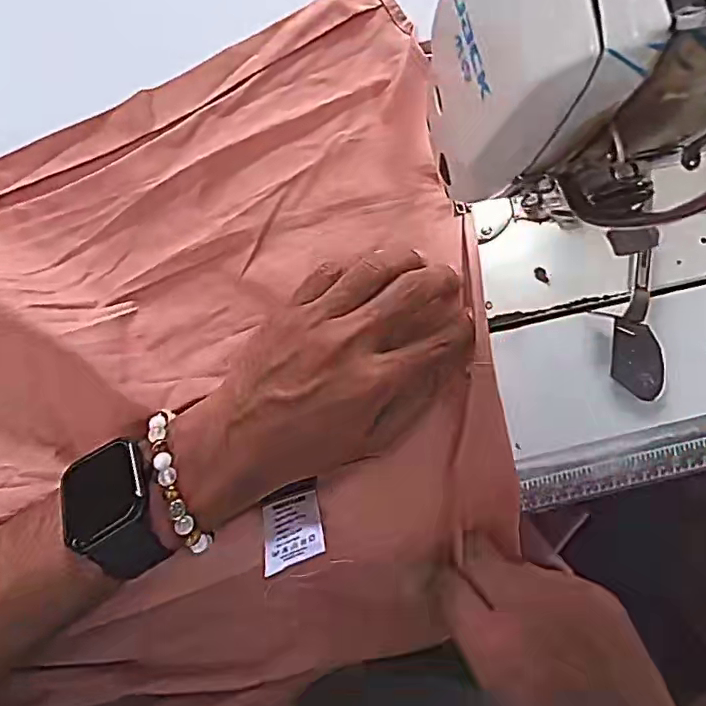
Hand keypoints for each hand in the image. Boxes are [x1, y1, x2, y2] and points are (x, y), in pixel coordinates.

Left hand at [173, 247, 474, 525]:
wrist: (241, 436)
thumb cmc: (303, 445)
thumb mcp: (371, 439)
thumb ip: (412, 401)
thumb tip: (442, 368)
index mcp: (376, 380)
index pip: (436, 340)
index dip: (460, 327)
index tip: (464, 321)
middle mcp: (351, 341)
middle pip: (412, 292)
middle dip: (441, 282)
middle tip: (448, 281)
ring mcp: (319, 319)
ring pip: (373, 270)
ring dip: (403, 261)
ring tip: (415, 262)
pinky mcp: (292, 308)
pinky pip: (329, 271)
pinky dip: (354, 265)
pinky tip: (365, 269)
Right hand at [443, 535, 705, 705]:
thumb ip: (474, 647)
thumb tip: (459, 614)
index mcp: (494, 641)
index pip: (446, 582)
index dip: (438, 583)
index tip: (436, 588)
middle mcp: (527, 602)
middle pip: (477, 550)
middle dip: (466, 561)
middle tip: (465, 580)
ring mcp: (568, 590)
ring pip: (515, 559)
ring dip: (507, 575)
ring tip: (514, 604)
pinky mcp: (599, 592)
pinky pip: (553, 574)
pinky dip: (544, 588)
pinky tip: (553, 616)